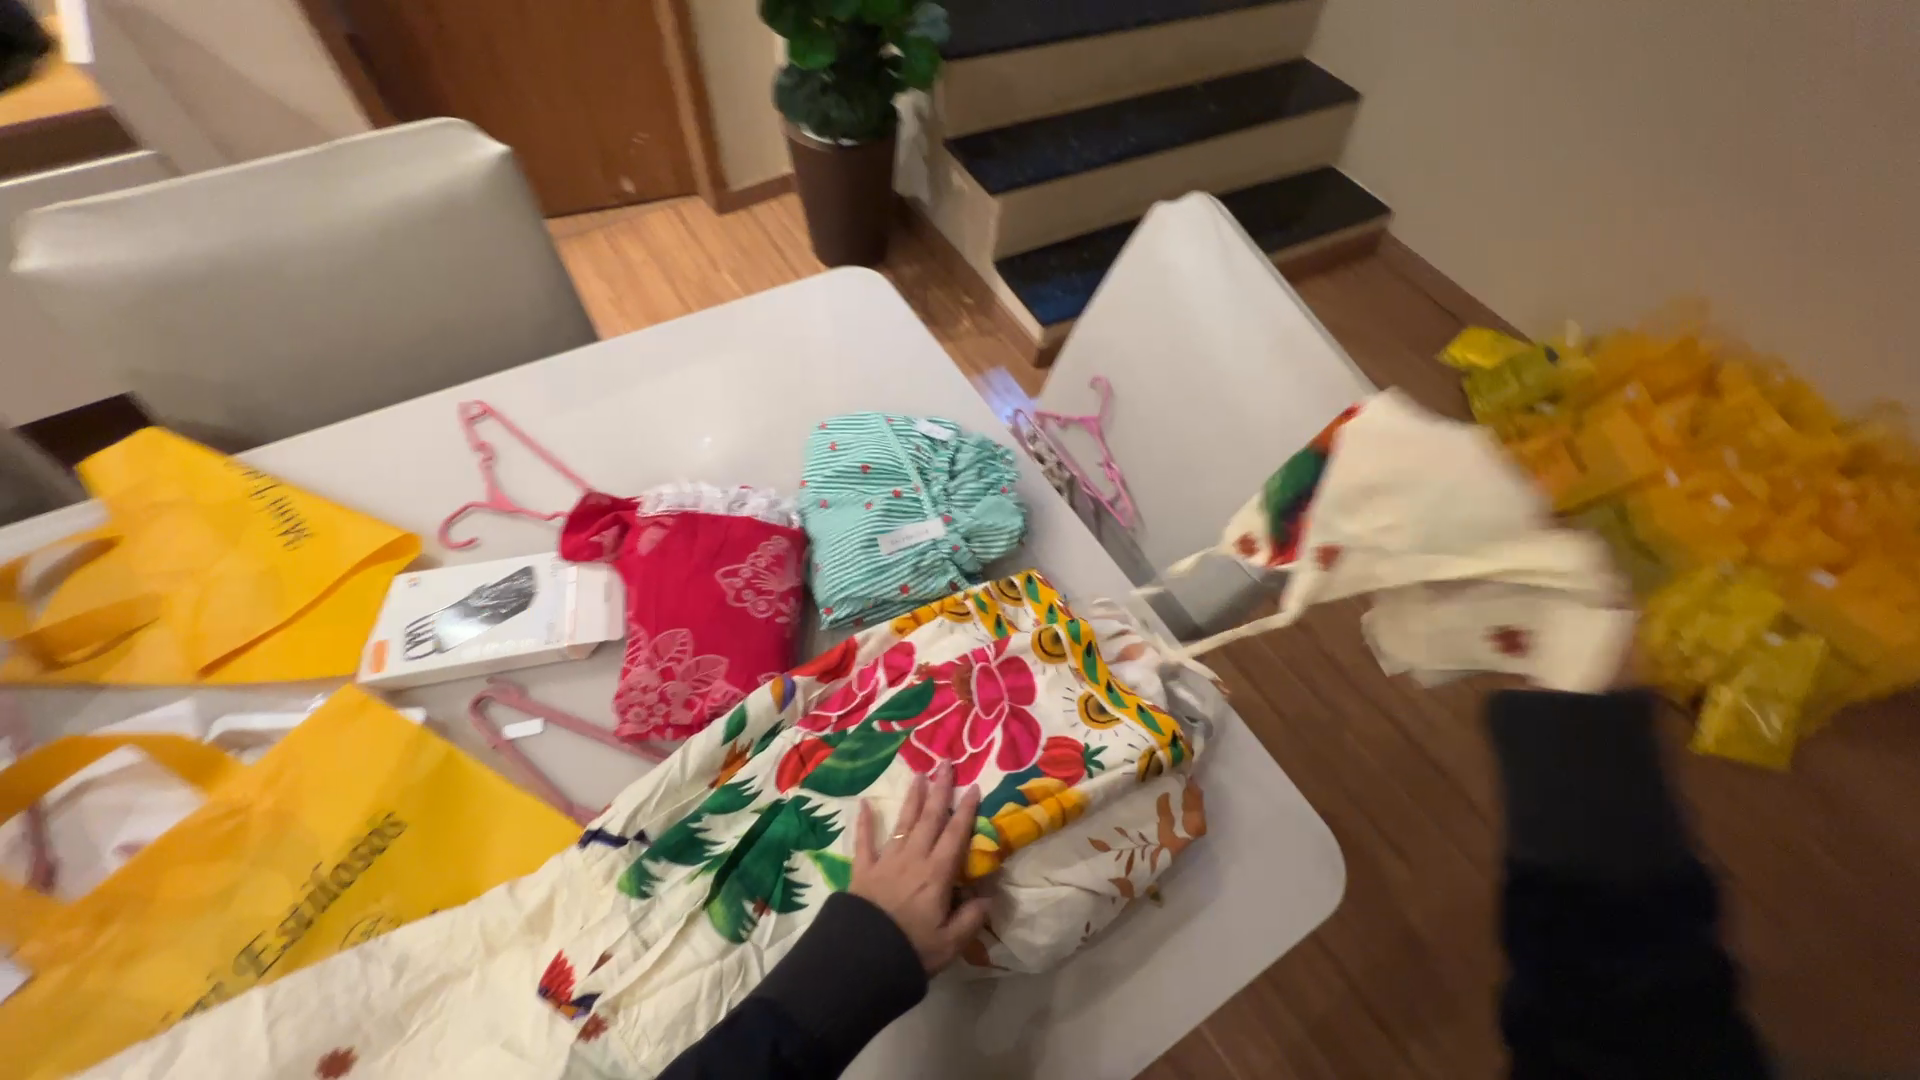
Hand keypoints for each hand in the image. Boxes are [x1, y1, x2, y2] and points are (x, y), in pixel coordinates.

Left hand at [850, 763, 991, 974]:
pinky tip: (864, 803)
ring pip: (903, 822)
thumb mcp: (950, 943)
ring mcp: (886, 861)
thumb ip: (971, 918)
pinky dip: (864, 822)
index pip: (955, 835)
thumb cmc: (911, 951)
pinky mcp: (863, 870)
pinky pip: (864, 841)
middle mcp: (913, 858)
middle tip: (945, 764)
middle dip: (940, 790)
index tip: (973, 787)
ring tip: (919, 774)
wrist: (863, 960)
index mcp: (937, 874)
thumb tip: (990, 896)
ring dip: (912, 798)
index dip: (966, 810)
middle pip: (930, 818)